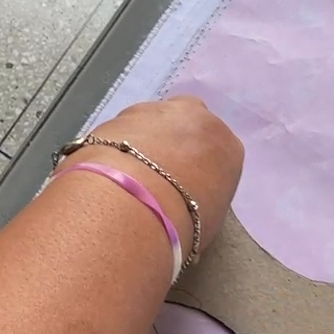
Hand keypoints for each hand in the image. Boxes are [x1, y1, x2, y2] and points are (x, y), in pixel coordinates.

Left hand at [66, 95, 242, 256]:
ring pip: (152, 118)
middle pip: (188, 119)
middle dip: (175, 138)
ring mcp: (154, 111)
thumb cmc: (182, 222)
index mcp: (227, 146)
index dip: (200, 167)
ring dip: (144, 139)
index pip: (218, 151)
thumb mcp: (208, 219)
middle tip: (157, 172)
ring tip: (127, 172)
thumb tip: (187, 202)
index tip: (186, 186)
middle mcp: (195, 118)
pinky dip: (116, 143)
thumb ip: (203, 198)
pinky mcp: (117, 114)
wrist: (131, 204)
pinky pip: (121, 128)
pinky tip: (107, 168)